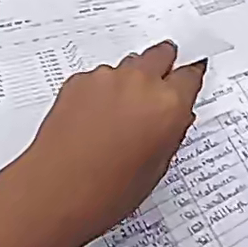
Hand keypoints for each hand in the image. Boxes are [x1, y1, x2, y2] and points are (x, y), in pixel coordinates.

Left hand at [0, 41, 205, 246]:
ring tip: (117, 115)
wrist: (57, 189)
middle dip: (160, 67)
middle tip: (156, 85)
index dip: (187, 80)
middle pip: (159, 55)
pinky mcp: (77, 81)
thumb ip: (170, 132)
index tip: (185, 82)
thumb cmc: (106, 190)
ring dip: (126, 82)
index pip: (190, 75)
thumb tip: (172, 119)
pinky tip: (92, 119)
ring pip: (126, 67)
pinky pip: (96, 78)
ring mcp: (106, 78)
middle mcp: (139, 82)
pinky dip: (98, 91)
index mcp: (168, 104)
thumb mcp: (156, 167)